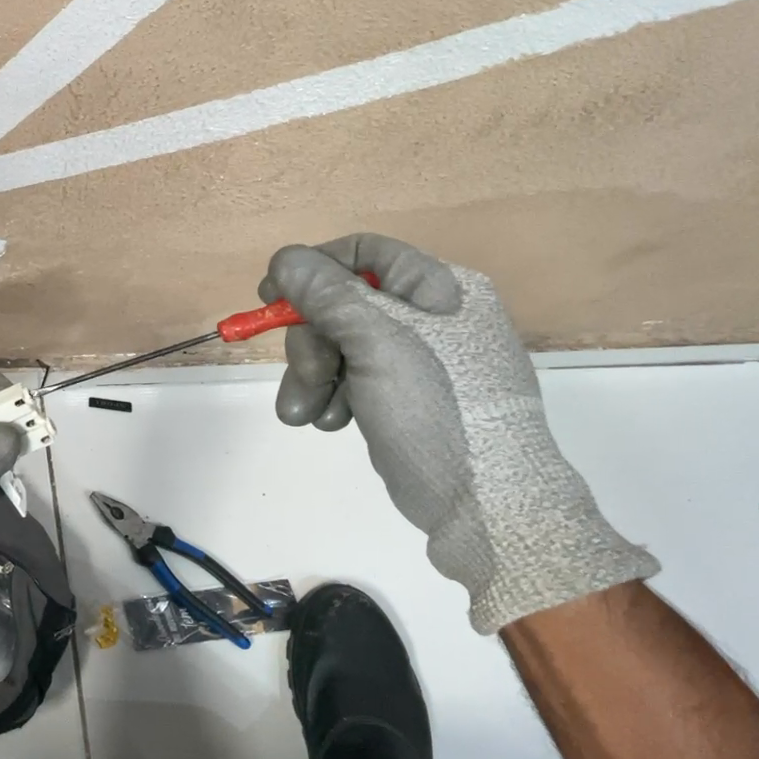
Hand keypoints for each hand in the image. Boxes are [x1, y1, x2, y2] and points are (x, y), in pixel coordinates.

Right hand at [261, 233, 658, 632]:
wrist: (488, 505)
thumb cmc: (440, 410)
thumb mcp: (379, 342)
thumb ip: (329, 295)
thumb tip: (284, 256)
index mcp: (441, 291)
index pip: (362, 253)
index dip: (311, 270)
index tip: (271, 298)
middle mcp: (430, 317)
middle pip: (338, 304)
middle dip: (309, 341)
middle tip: (305, 376)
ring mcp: (416, 358)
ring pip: (335, 344)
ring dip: (309, 376)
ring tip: (303, 414)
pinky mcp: (402, 395)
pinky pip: (346, 378)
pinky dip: (327, 397)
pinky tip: (326, 422)